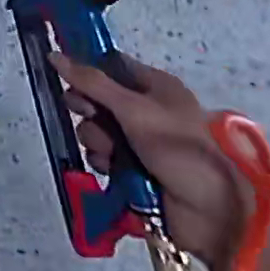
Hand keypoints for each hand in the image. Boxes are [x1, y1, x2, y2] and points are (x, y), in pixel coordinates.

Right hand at [51, 53, 252, 270]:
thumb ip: (92, 82)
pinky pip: (105, 156)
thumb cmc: (180, 148)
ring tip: (108, 152)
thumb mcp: (134, 109)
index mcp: (155, 86)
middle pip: (98, 97)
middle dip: (87, 107)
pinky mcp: (135, 169)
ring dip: (95, 138)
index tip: (63, 71)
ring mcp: (141, 142)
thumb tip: (53, 54)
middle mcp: (146, 110)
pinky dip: (103, 161)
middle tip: (84, 112)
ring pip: (98, 128)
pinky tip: (110, 168)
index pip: (111, 65)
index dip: (86, 66)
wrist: (216, 216)